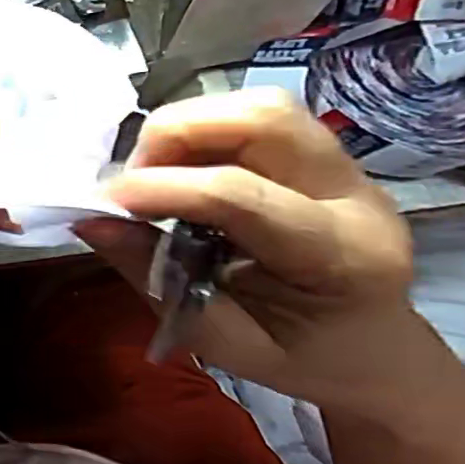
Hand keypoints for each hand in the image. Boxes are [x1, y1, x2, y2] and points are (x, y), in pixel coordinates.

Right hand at [74, 88, 455, 420]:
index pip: (240, 194)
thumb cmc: (300, 358)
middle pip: (263, 118)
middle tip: (135, 179)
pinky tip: (182, 167)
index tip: (104, 203)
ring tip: (155, 170)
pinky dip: (201, 130)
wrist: (372, 351)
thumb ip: (154, 277)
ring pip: (259, 105)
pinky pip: (256, 115)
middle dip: (176, 134)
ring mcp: (348, 166)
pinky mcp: (325, 153)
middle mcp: (356, 195)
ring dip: (188, 126)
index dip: (160, 188)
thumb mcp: (220, 339)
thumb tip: (92, 221)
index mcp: (343, 256)